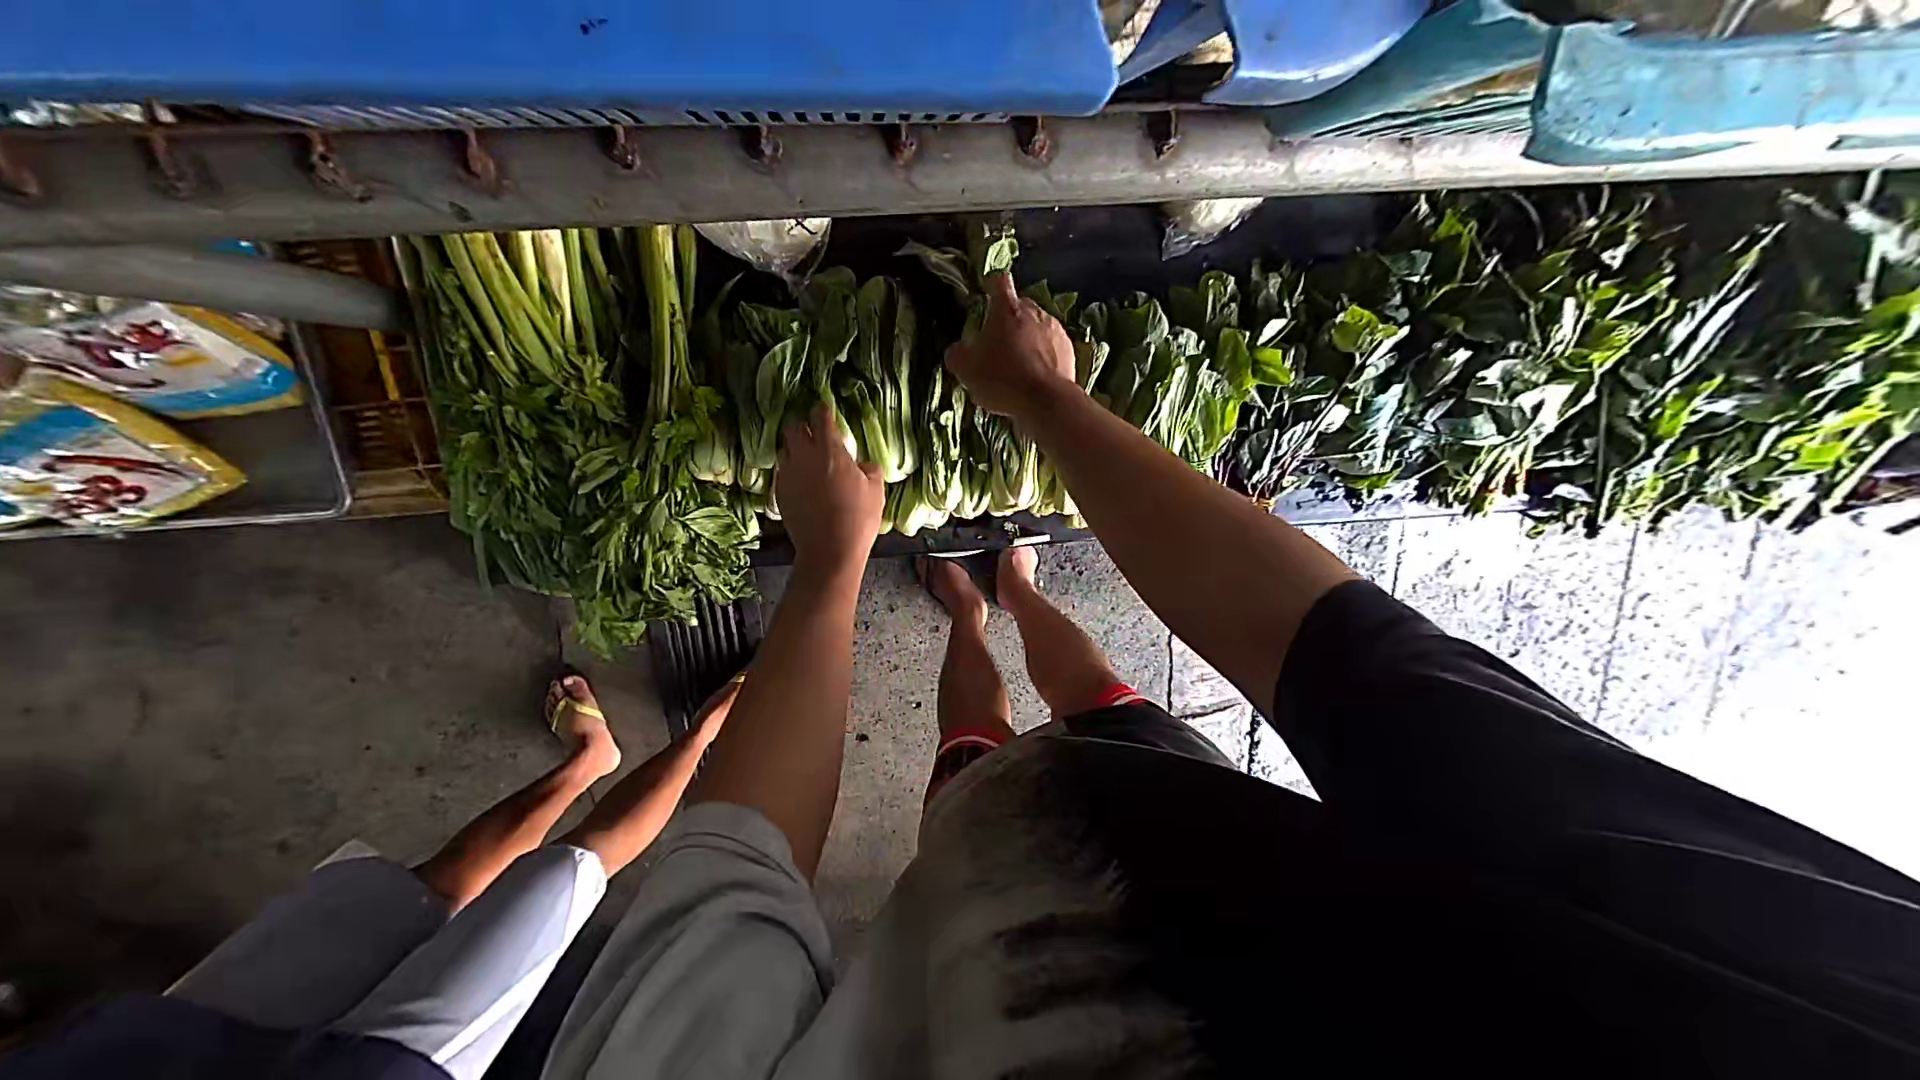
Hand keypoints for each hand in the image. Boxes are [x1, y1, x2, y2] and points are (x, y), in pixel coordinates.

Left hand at [776, 402, 883, 570]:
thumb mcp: (876, 491)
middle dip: (802, 426)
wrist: (829, 551)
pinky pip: (783, 472)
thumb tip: (862, 464)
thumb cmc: (858, 519)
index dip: (823, 410)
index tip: (825, 409)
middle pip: (793, 427)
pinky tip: (804, 483)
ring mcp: (788, 475)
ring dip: (795, 450)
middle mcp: (803, 456)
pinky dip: (792, 472)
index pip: (820, 417)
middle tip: (814, 434)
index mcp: (829, 450)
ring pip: (785, 450)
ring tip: (808, 460)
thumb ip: (869, 469)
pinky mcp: (779, 493)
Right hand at [944, 272, 1079, 420]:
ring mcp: (1055, 330)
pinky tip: (1032, 378)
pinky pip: (1051, 347)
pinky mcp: (1069, 350)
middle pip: (1019, 306)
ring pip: (1036, 328)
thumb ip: (957, 354)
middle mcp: (1034, 312)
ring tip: (1015, 367)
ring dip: (1026, 340)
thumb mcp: (966, 369)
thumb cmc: (1003, 379)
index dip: (991, 285)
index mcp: (1007, 309)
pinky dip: (1042, 357)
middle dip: (1008, 321)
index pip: (999, 281)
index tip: (987, 292)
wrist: (1046, 401)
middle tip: (997, 344)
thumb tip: (958, 350)